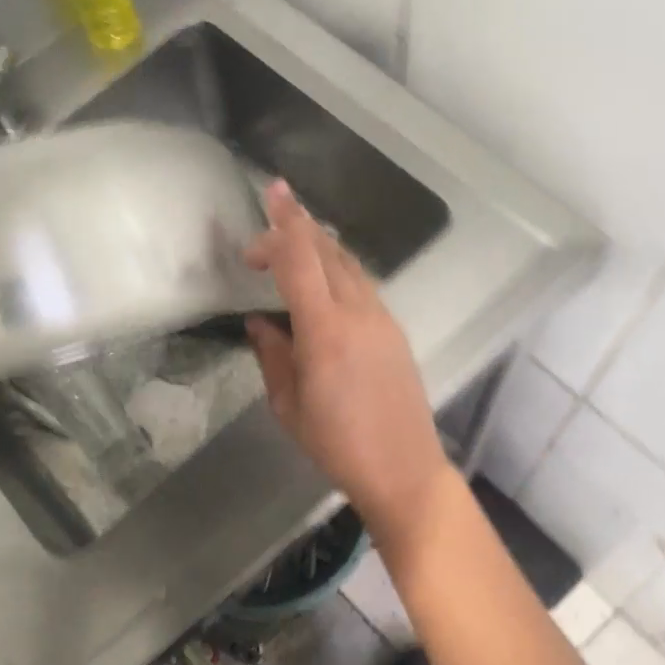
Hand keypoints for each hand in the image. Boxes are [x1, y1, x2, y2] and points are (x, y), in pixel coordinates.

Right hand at [245, 181, 456, 542]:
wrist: (404, 469)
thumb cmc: (338, 446)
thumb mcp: (289, 407)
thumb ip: (273, 357)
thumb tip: (260, 322)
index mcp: (325, 330)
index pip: (300, 258)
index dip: (281, 223)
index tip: (268, 194)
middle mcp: (358, 312)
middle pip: (327, 250)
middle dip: (296, 228)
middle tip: (266, 228)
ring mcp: (382, 319)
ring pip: (349, 265)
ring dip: (319, 248)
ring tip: (292, 250)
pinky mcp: (395, 332)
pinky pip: (362, 286)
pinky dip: (338, 272)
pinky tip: (323, 286)